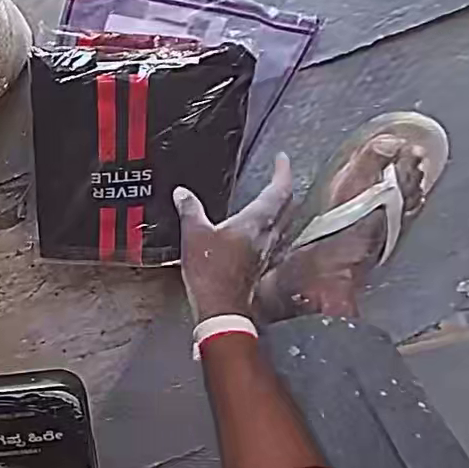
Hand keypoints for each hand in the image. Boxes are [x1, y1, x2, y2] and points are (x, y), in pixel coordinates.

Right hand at [172, 153, 293, 320]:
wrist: (221, 309)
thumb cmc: (211, 271)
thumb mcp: (194, 235)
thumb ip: (190, 210)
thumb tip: (182, 193)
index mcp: (256, 222)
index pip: (278, 191)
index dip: (282, 172)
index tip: (282, 159)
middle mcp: (268, 235)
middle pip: (286, 206)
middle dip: (284, 187)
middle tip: (278, 175)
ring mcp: (267, 252)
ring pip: (283, 223)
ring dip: (281, 208)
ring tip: (271, 198)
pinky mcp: (261, 265)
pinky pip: (273, 239)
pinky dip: (270, 227)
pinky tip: (260, 231)